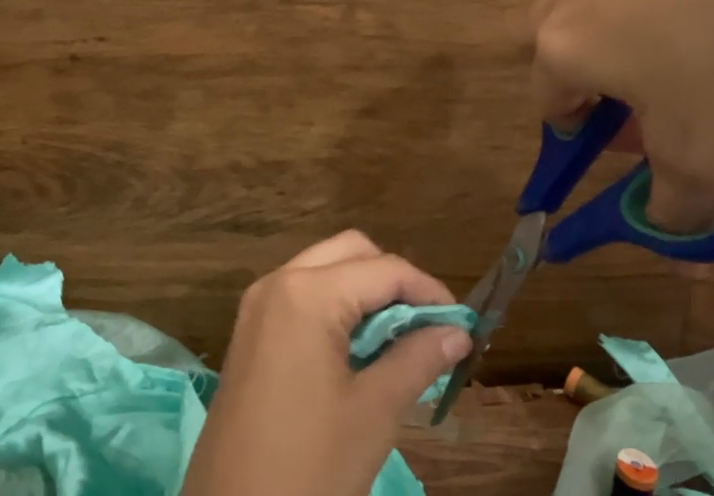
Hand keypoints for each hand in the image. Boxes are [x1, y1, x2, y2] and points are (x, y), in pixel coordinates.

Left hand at [180, 231, 471, 495]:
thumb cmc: (311, 460)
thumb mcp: (375, 411)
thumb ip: (418, 359)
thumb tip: (457, 332)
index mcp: (306, 293)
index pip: (384, 269)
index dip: (429, 291)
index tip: (464, 325)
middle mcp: (277, 282)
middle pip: (350, 253)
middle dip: (394, 281)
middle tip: (429, 328)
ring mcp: (258, 305)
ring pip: (324, 270)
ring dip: (365, 293)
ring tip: (402, 342)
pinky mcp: (250, 330)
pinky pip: (301, 296)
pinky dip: (337, 307)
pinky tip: (361, 351)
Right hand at [525, 0, 713, 231]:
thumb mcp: (703, 159)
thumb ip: (675, 209)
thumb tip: (671, 234)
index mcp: (562, 50)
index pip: (548, 104)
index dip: (584, 138)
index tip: (634, 152)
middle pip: (556, 42)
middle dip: (587, 77)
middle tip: (646, 102)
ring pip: (602, 3)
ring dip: (629, 34)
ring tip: (697, 54)